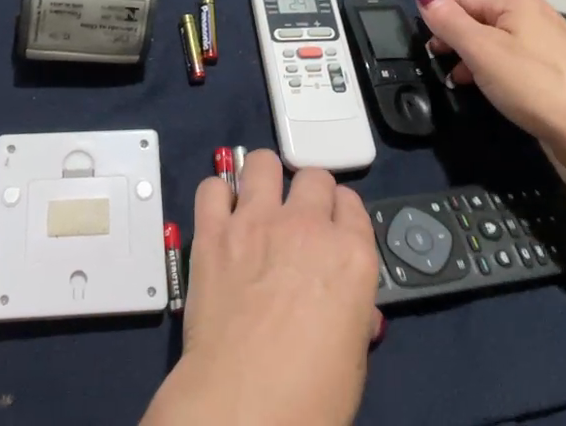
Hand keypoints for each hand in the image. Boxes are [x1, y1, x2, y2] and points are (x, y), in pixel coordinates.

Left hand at [141, 151, 380, 425]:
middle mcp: (307, 225)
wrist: (244, 401)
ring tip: (258, 199)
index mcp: (351, 254)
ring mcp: (256, 221)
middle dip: (308, 192)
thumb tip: (346, 305)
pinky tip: (220, 214)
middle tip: (297, 218)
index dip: (341, 214)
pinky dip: (218, 195)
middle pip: (313, 176)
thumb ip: (350, 309)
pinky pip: (212, 187)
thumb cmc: (311, 392)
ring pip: (263, 162)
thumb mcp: (353, 350)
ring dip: (264, 177)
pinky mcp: (213, 231)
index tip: (332, 225)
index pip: (352, 203)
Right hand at [411, 0, 565, 167]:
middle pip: (481, 19)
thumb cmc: (534, 84)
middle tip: (438, 66)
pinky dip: (495, 72)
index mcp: (517, 3)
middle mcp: (535, 16)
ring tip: (459, 83)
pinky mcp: (557, 71)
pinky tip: (490, 91)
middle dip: (455, 39)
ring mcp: (549, 44)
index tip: (424, 48)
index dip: (439, 18)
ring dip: (473, 58)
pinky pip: (514, 61)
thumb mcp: (482, 50)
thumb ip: (448, 21)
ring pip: (497, 42)